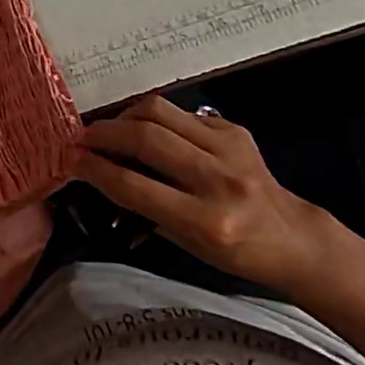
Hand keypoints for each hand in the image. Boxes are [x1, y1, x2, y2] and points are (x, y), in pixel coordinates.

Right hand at [73, 96, 356, 290]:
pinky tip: (146, 131)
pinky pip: (182, 114)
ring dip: (125, 117)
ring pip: (161, 112)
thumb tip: (103, 174)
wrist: (292, 236)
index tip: (72, 160)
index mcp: (206, 221)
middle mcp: (219, 181)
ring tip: (111, 128)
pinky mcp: (235, 130)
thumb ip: (145, 208)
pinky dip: (156, 119)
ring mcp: (231, 150)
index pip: (135, 186)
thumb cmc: (234, 252)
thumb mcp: (185, 242)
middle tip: (84, 137)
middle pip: (146, 139)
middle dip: (105, 134)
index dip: (96, 169)